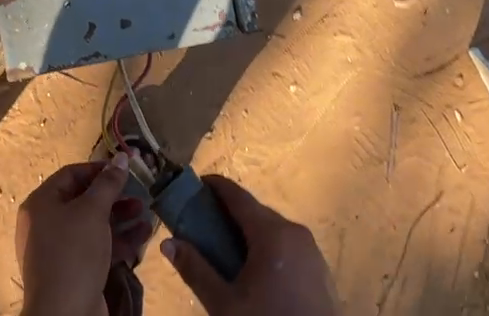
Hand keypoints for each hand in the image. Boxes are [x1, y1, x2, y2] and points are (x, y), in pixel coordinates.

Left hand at [16, 153, 152, 315]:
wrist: (64, 315)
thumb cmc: (73, 252)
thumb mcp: (92, 211)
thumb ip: (108, 183)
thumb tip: (122, 156)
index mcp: (41, 203)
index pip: (71, 175)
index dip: (98, 169)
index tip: (124, 168)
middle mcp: (47, 224)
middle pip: (84, 201)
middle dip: (114, 197)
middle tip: (139, 193)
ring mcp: (60, 250)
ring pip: (94, 226)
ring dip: (121, 218)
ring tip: (146, 213)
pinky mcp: (75, 272)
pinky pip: (98, 248)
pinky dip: (118, 241)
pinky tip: (143, 236)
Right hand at [161, 175, 337, 315]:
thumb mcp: (225, 305)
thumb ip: (195, 270)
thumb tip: (167, 244)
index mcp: (272, 233)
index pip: (238, 196)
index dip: (214, 186)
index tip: (194, 185)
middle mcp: (295, 232)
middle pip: (255, 212)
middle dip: (228, 214)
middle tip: (202, 227)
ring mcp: (312, 252)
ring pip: (272, 230)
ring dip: (248, 233)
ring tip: (225, 252)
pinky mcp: (320, 271)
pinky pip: (287, 248)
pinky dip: (267, 249)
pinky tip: (254, 272)